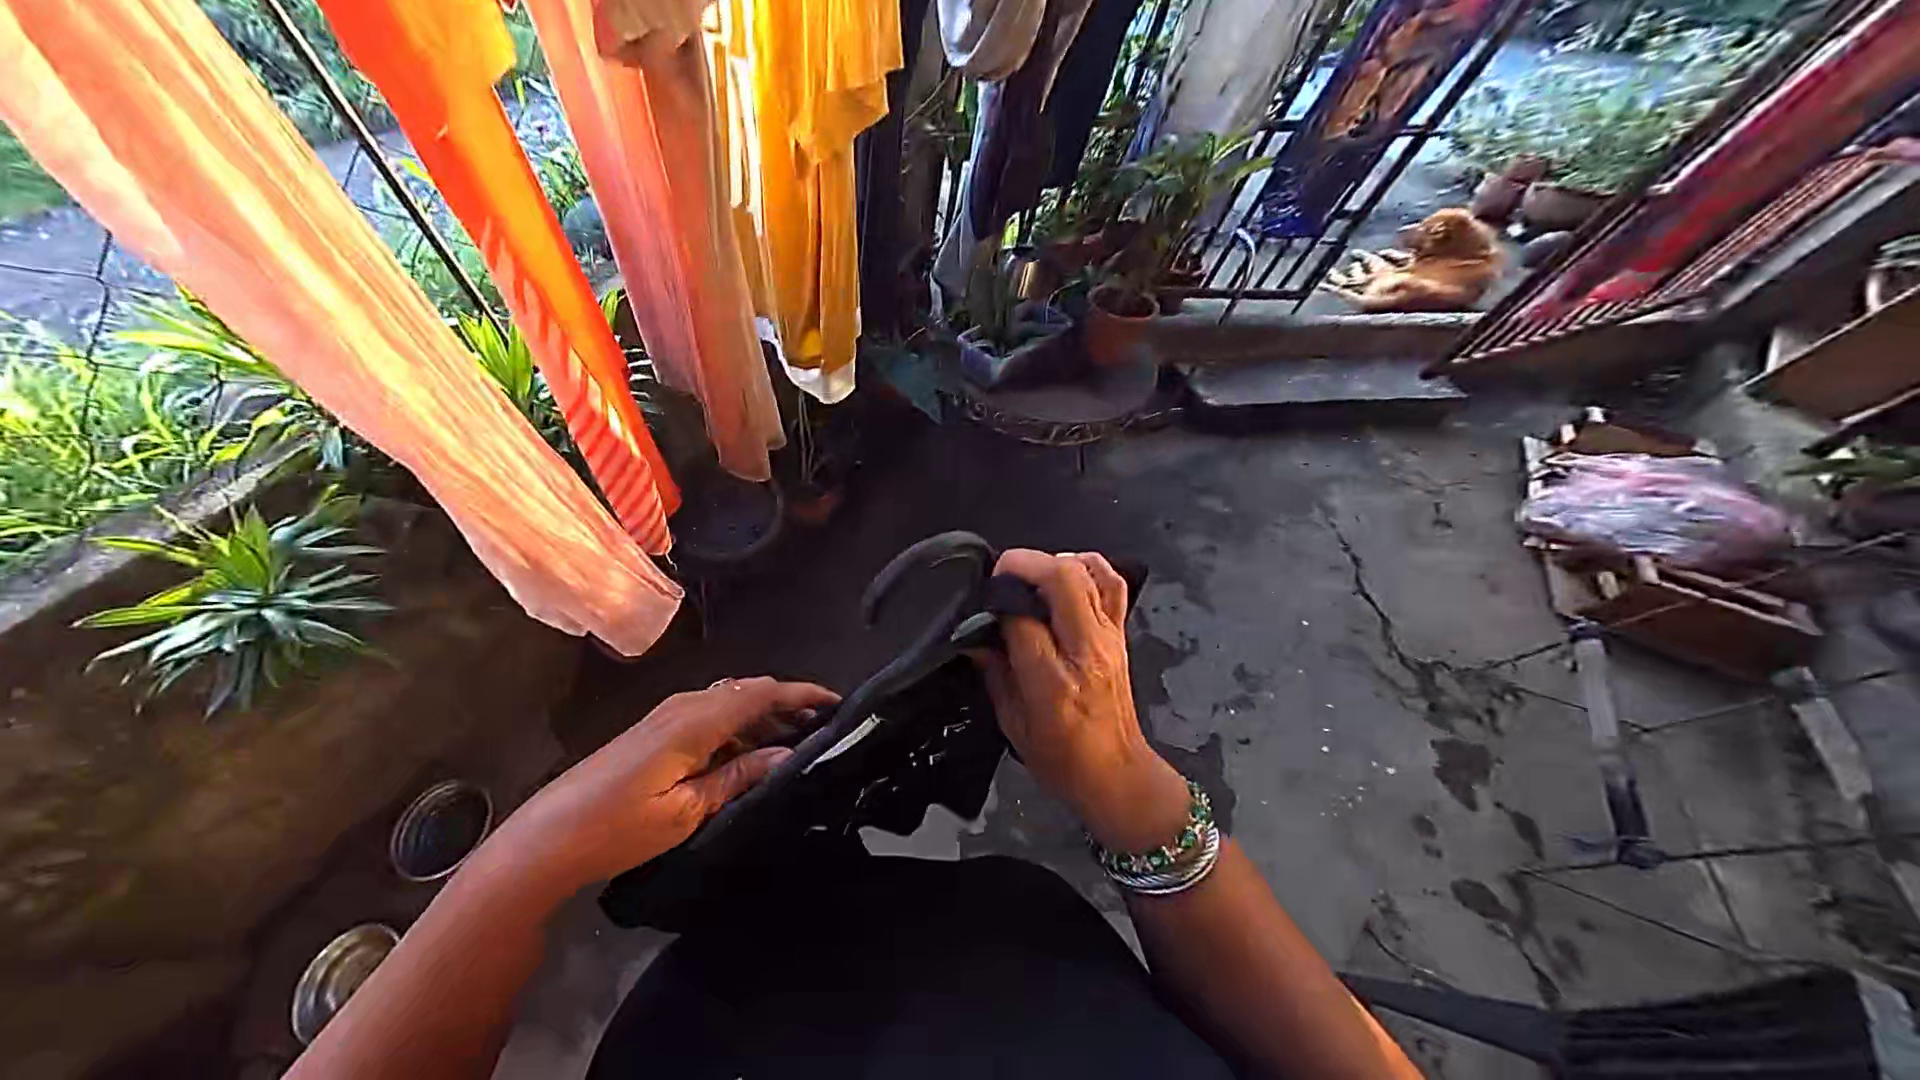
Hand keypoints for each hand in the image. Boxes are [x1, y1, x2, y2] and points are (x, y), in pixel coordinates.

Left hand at [486, 677, 837, 889]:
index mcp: (695, 721)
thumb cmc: (617, 829)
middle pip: (748, 691)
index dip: (802, 693)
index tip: (836, 702)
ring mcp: (666, 715)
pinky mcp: (655, 730)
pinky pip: (711, 715)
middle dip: (787, 703)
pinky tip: (747, 754)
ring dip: (763, 717)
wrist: (544, 841)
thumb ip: (740, 776)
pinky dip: (738, 727)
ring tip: (792, 744)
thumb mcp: (686, 811)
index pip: (762, 693)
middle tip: (820, 728)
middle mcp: (684, 706)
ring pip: (730, 702)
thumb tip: (787, 756)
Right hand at [976, 550, 1190, 851]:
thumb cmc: (1062, 758)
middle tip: (1001, 574)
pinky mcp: (1121, 634)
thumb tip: (974, 634)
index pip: (1022, 617)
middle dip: (1024, 564)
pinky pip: (1113, 582)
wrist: (1116, 774)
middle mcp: (1086, 650)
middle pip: (1061, 578)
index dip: (996, 600)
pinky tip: (1066, 573)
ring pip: (1089, 571)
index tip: (982, 603)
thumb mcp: (1012, 722)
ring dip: (1054, 562)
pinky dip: (1088, 566)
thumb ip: (993, 670)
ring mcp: (1109, 638)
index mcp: (1053, 681)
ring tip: (1031, 576)